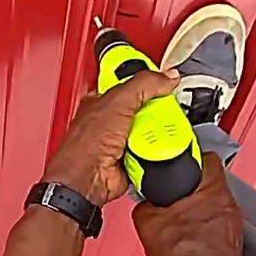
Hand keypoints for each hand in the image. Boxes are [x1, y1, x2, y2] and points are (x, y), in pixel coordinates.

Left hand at [41, 68, 179, 204]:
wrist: (87, 179)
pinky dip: (158, 150)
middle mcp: (112, 120)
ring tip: (157, 132)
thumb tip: (168, 76)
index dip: (147, 80)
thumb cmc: (86, 144)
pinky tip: (154, 148)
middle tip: (163, 110)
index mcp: (103, 100)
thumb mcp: (118, 101)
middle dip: (158, 109)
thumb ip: (144, 84)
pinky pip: (154, 150)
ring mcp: (122, 141)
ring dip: (158, 132)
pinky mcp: (132, 159)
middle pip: (145, 107)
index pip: (130, 82)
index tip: (164, 79)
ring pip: (152, 130)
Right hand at [132, 153, 248, 255]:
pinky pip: (211, 228)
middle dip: (186, 188)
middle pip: (206, 183)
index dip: (188, 154)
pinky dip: (197, 232)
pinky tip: (182, 243)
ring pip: (208, 207)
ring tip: (173, 223)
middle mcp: (228, 205)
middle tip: (168, 195)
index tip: (175, 158)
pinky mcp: (229, 245)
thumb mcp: (151, 228)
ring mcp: (231, 226)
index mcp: (214, 191)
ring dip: (191, 212)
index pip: (206, 156)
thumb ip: (144, 209)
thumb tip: (143, 206)